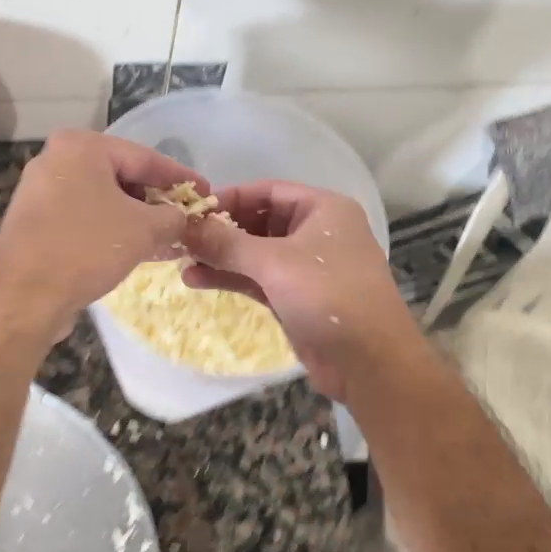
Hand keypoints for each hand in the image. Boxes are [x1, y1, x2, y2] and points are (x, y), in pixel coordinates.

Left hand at [0, 131, 205, 339]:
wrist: (24, 296)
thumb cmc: (86, 248)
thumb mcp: (144, 230)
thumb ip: (172, 217)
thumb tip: (183, 218)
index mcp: (80, 147)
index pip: (144, 157)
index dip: (180, 177)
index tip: (205, 192)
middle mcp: (55, 160)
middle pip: (121, 177)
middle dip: (155, 202)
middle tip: (185, 220)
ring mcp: (40, 192)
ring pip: (102, 202)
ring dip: (135, 221)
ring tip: (167, 241)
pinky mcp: (34, 223)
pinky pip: (83, 220)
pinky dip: (110, 232)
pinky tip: (135, 252)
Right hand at [183, 180, 419, 399]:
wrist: (369, 360)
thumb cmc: (328, 295)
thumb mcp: (274, 262)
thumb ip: (226, 243)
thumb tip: (183, 227)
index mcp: (323, 209)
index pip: (268, 191)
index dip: (230, 198)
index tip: (193, 210)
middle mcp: (317, 232)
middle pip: (260, 221)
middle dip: (221, 231)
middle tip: (182, 239)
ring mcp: (307, 267)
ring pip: (256, 253)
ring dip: (221, 257)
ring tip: (182, 263)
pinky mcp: (297, 298)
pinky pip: (258, 279)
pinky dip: (232, 278)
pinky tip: (198, 281)